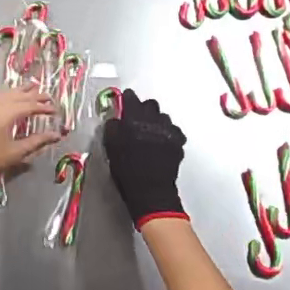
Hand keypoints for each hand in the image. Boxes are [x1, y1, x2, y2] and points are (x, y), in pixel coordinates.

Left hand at [0, 86, 60, 176]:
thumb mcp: (15, 152)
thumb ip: (36, 142)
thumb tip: (56, 135)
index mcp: (8, 113)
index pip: (31, 105)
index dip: (44, 107)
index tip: (55, 110)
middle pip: (20, 95)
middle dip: (35, 95)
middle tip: (48, 97)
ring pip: (8, 92)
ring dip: (21, 90)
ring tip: (32, 88)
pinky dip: (8, 93)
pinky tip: (10, 95)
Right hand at [100, 89, 187, 228]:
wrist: (150, 190)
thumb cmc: (125, 169)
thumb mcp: (111, 148)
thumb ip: (112, 128)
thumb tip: (115, 119)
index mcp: (134, 119)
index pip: (131, 99)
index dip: (127, 99)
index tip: (125, 101)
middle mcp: (154, 119)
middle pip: (151, 105)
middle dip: (144, 109)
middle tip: (137, 119)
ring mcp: (169, 130)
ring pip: (164, 117)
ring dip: (156, 121)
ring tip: (150, 133)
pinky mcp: (179, 142)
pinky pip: (174, 131)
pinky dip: (168, 134)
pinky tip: (162, 143)